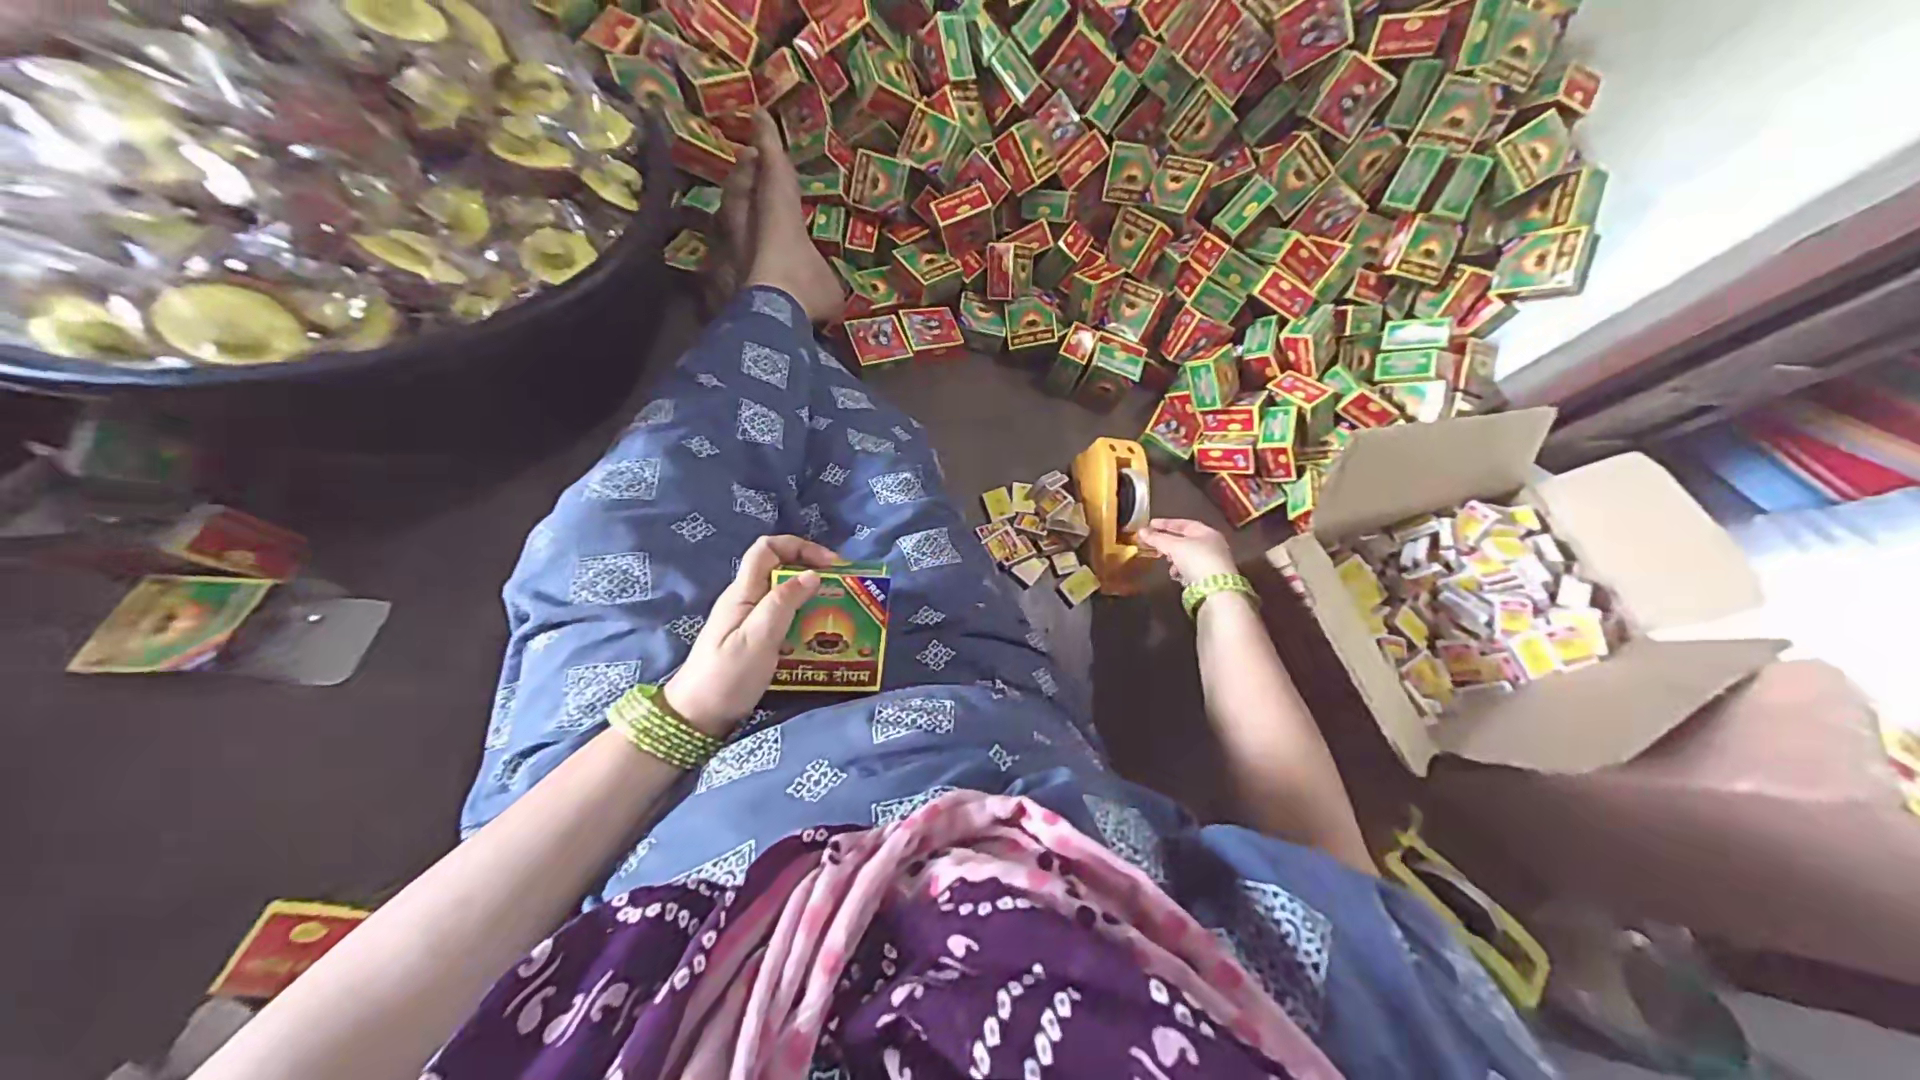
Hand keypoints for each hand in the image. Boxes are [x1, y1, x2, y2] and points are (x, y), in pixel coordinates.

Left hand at [663, 534, 840, 736]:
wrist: (695, 717)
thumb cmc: (726, 677)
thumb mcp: (758, 639)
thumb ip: (783, 603)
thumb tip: (813, 574)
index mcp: (743, 593)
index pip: (768, 548)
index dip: (801, 547)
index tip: (831, 564)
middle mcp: (745, 600)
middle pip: (779, 568)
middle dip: (812, 571)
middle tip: (841, 589)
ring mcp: (747, 620)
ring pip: (782, 593)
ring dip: (810, 597)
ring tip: (835, 612)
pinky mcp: (752, 638)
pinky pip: (781, 616)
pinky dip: (802, 618)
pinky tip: (817, 635)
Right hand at [1135, 518, 1237, 585]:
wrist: (1215, 589)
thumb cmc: (1196, 559)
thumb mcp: (1174, 546)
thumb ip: (1157, 538)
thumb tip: (1141, 531)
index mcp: (1207, 533)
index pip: (1184, 524)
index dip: (1166, 523)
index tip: (1150, 524)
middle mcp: (1212, 545)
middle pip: (1185, 540)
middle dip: (1168, 542)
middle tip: (1154, 543)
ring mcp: (1211, 562)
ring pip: (1187, 555)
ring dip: (1174, 558)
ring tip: (1165, 561)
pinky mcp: (1209, 578)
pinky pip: (1190, 569)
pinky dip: (1181, 570)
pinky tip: (1175, 575)